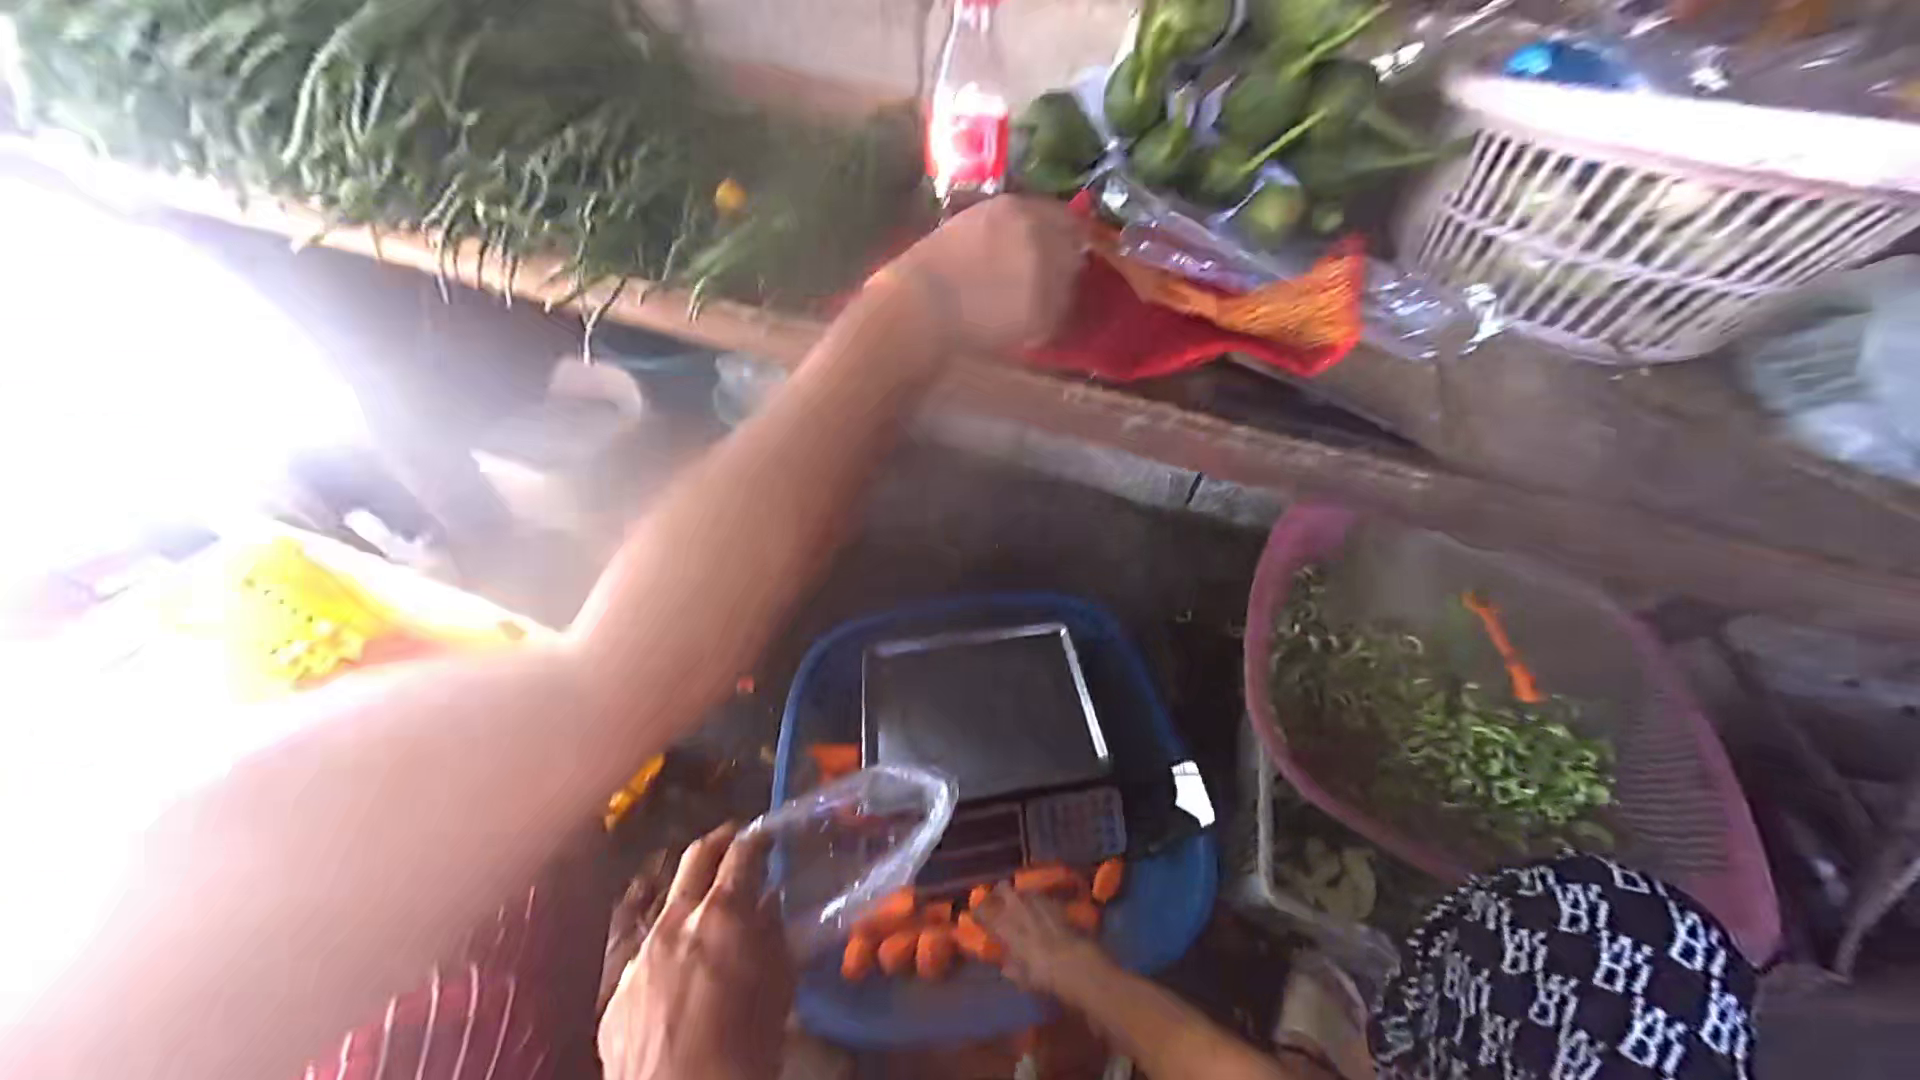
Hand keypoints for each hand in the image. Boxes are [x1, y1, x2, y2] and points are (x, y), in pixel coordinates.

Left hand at [598, 823, 793, 1079]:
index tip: (766, 836)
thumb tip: (767, 903)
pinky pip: (645, 959)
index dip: (755, 839)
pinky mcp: (615, 996)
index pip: (740, 853)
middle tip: (734, 842)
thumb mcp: (778, 986)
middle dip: (717, 843)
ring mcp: (638, 958)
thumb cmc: (745, 1048)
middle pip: (694, 859)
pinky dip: (668, 955)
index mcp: (721, 914)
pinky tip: (680, 983)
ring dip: (690, 903)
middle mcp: (674, 923)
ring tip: (709, 920)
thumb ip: (772, 934)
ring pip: (666, 909)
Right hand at [879, 196, 1086, 354]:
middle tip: (1035, 281)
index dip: (1061, 232)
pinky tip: (1017, 325)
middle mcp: (1041, 239)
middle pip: (1072, 250)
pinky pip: (1055, 318)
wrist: (921, 308)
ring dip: (1053, 293)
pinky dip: (1042, 322)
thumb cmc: (931, 268)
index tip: (1055, 244)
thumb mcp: (971, 224)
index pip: (1063, 216)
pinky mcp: (1044, 315)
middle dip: (1059, 263)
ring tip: (1022, 305)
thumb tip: (1034, 232)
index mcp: (1018, 210)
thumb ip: (1008, 224)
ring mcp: (1047, 278)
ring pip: (1067, 286)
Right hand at [974, 887, 1110, 997]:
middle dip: (998, 893)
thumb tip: (1005, 966)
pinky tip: (1039, 911)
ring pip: (1021, 890)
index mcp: (1004, 925)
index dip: (979, 911)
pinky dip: (1035, 901)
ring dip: (1018, 896)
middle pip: (1003, 888)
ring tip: (1019, 906)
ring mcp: (1037, 902)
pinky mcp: (1054, 902)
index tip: (977, 916)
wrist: (1075, 962)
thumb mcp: (1023, 978)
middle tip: (997, 904)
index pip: (984, 910)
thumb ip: (1012, 968)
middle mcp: (1017, 908)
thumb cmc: (1043, 974)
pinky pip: (1039, 896)